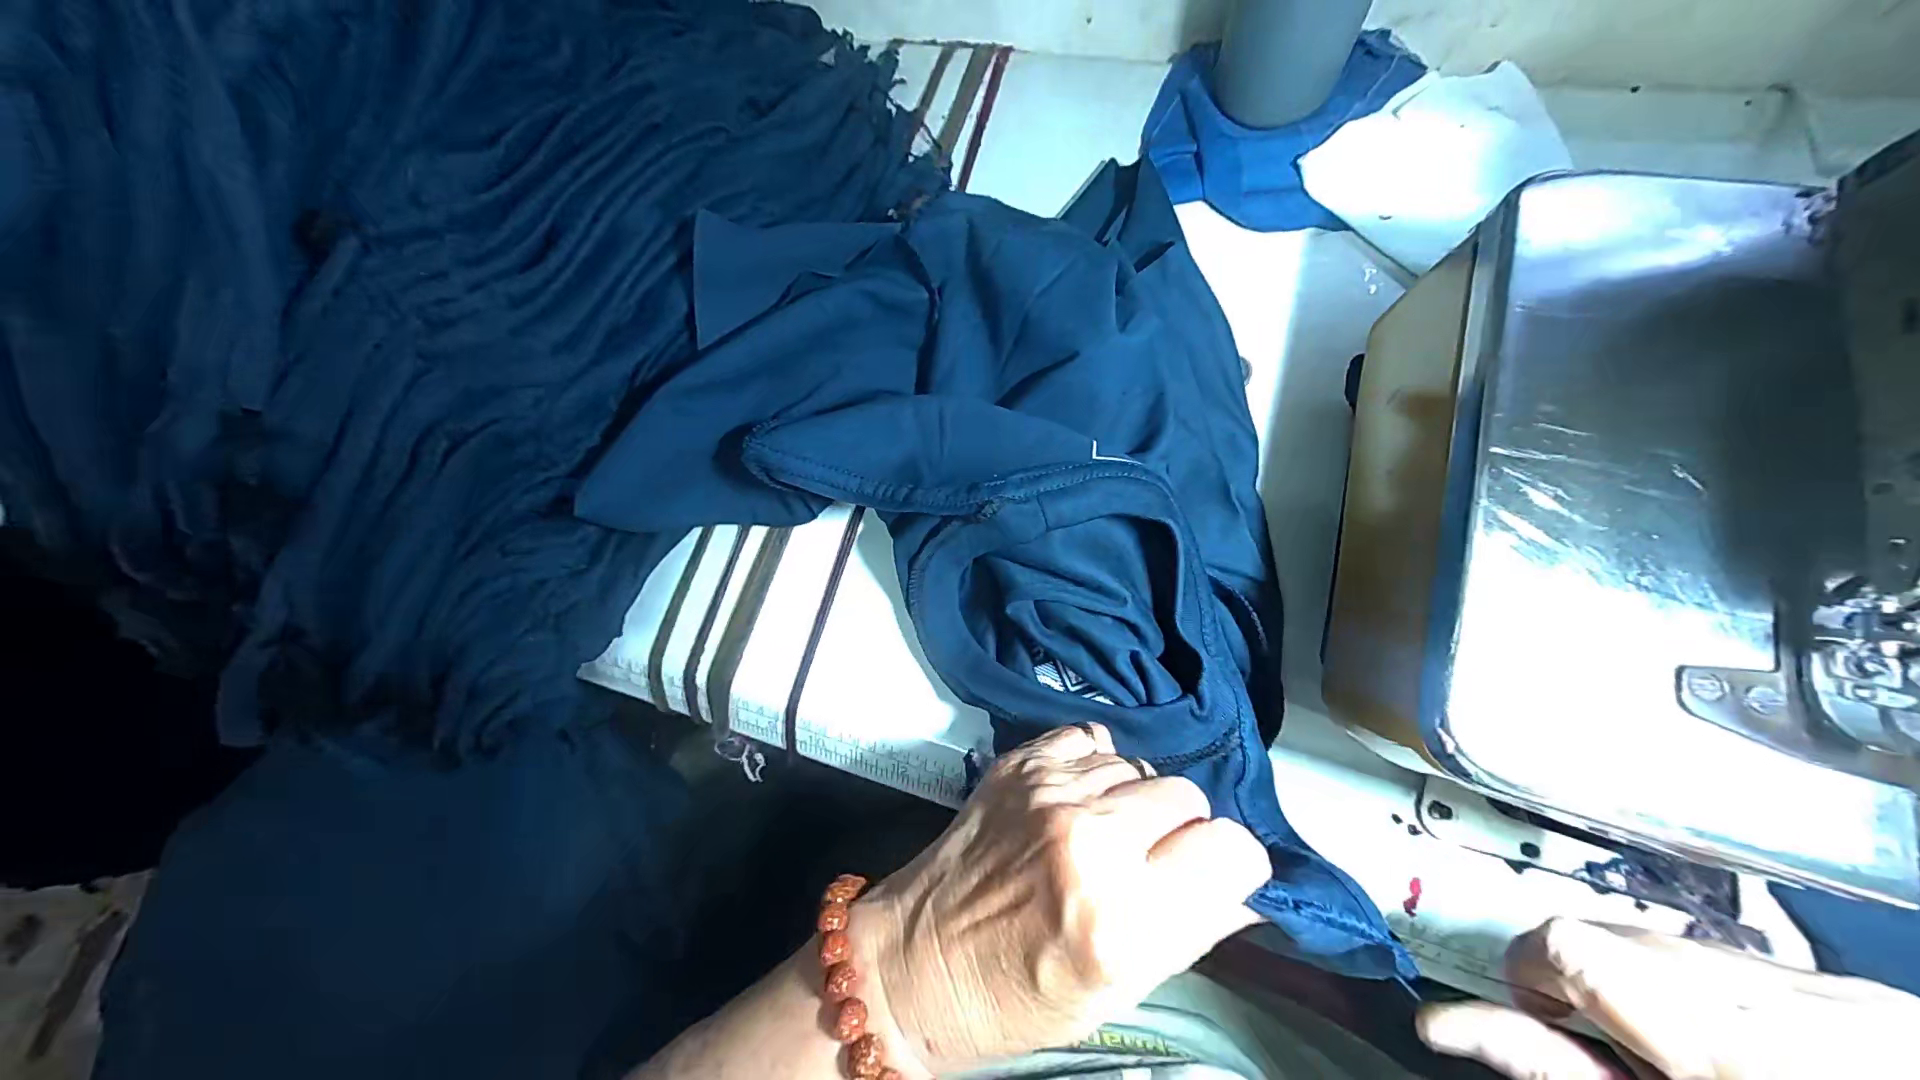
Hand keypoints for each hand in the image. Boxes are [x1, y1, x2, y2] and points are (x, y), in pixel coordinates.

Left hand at [849, 722, 1269, 1074]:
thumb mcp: (1120, 990)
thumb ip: (1191, 929)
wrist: (919, 961)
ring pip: (1140, 765)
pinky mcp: (1017, 766)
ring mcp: (1048, 794)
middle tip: (1152, 857)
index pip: (1230, 850)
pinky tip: (1081, 795)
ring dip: (1135, 798)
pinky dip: (1096, 765)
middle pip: (1187, 796)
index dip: (1230, 863)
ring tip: (1108, 831)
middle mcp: (1088, 842)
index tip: (1212, 871)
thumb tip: (1246, 890)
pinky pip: (1090, 739)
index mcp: (1123, 918)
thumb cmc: (1018, 995)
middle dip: (1182, 828)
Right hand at [1417, 918, 1919, 1078]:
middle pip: (1616, 936)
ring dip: (1649, 989)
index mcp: (1731, 1050)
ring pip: (1677, 947)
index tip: (1536, 1014)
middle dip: (1586, 984)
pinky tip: (1749, 1059)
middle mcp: (1791, 1005)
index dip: (1529, 970)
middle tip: (1608, 1051)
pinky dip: (1716, 1001)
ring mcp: (1848, 998)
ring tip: (1682, 1060)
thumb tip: (1449, 1025)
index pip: (1570, 945)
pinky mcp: (1879, 1003)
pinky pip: (1749, 968)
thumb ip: (1555, 1072)